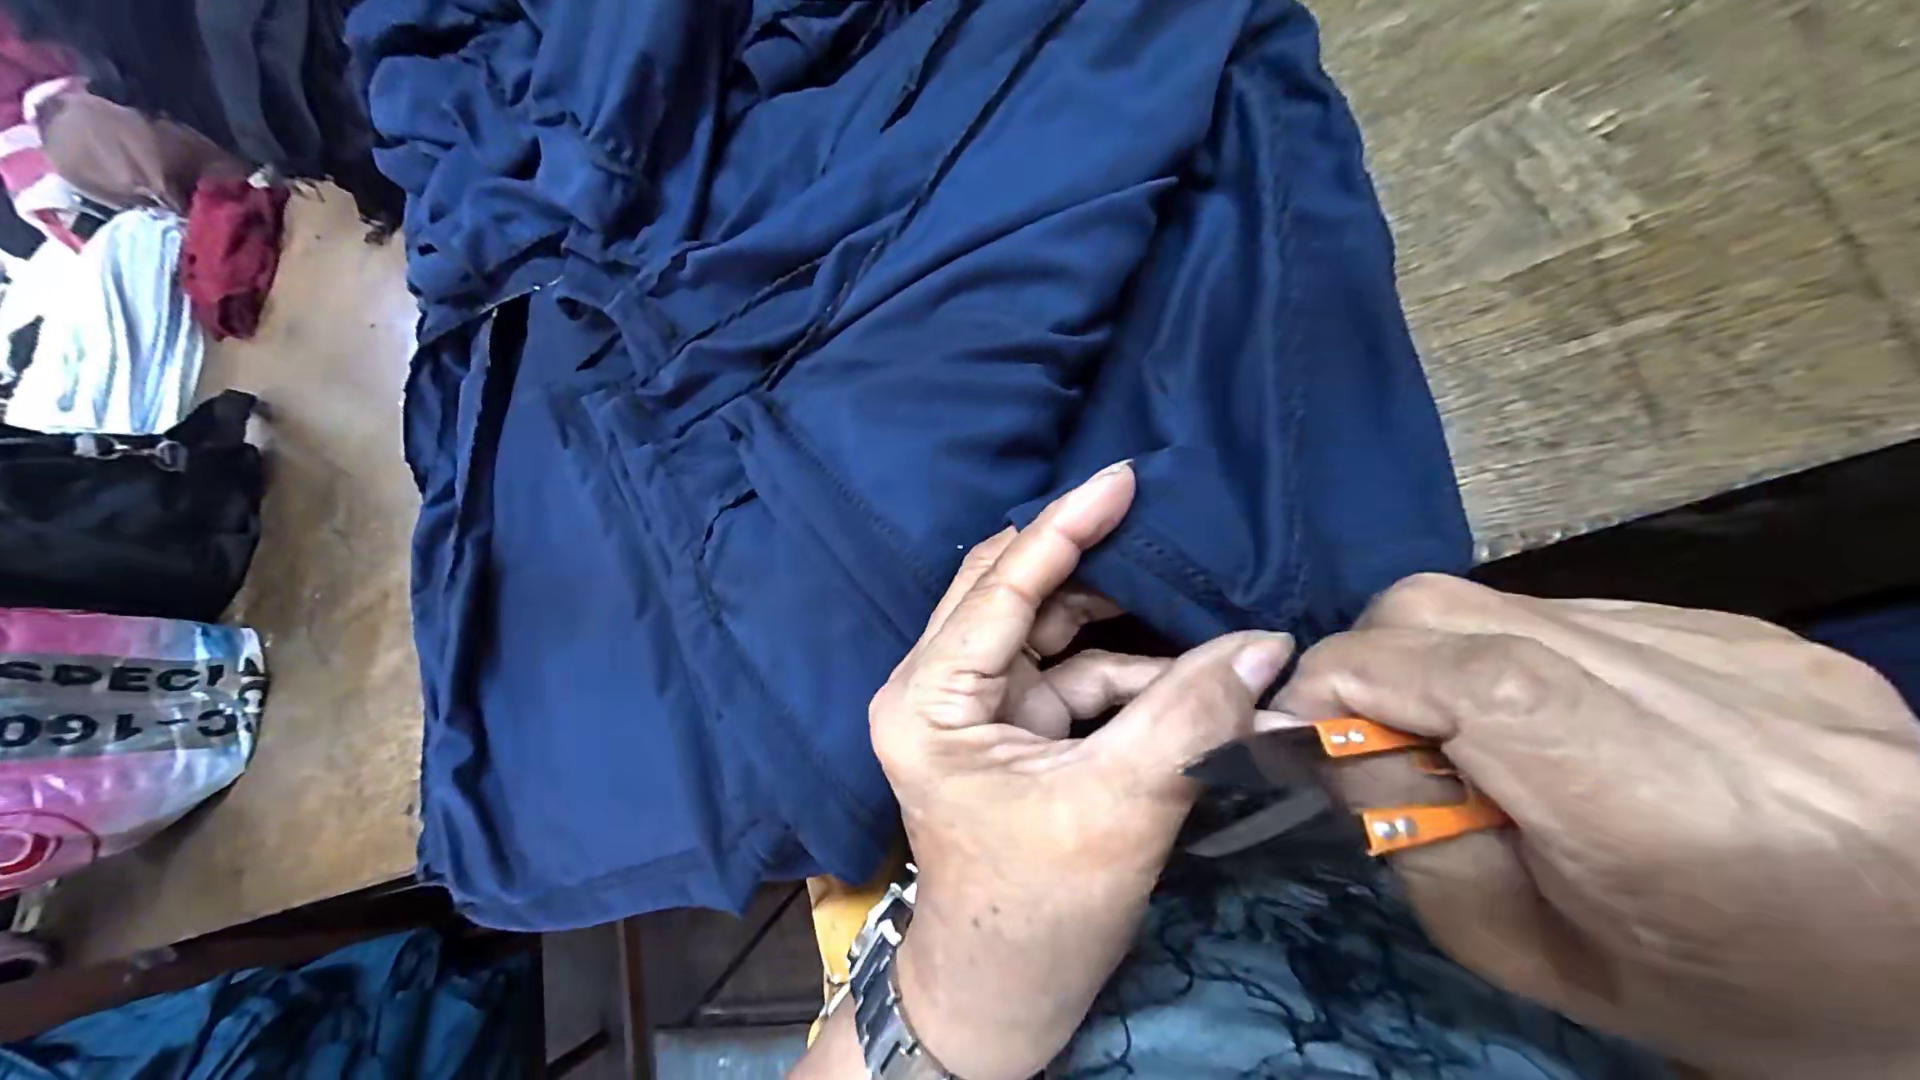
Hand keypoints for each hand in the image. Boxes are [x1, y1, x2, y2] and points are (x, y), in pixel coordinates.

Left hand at [869, 462, 1292, 1079]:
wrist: (1001, 994)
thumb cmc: (1040, 911)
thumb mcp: (1121, 806)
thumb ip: (1192, 715)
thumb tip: (1268, 643)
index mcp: (930, 697)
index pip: (1001, 586)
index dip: (1064, 526)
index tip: (1120, 477)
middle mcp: (937, 685)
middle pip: (1012, 590)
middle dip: (1086, 560)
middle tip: (1156, 524)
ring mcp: (973, 701)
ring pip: (1047, 626)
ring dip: (1118, 619)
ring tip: (1188, 603)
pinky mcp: (1009, 720)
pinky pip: (1070, 669)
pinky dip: (1125, 666)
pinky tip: (1186, 670)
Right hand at [1276, 574, 1919, 1079]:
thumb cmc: (1693, 996)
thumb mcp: (1510, 946)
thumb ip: (1398, 823)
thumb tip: (1322, 724)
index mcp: (1680, 818)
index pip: (1480, 682)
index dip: (1355, 675)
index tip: (1301, 716)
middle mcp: (1723, 704)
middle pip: (1456, 610)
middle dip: (1370, 654)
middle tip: (1370, 723)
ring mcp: (1738, 649)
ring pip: (1491, 598)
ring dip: (1430, 652)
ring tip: (1463, 725)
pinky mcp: (1742, 628)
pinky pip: (1555, 611)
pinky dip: (1502, 650)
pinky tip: (1547, 713)